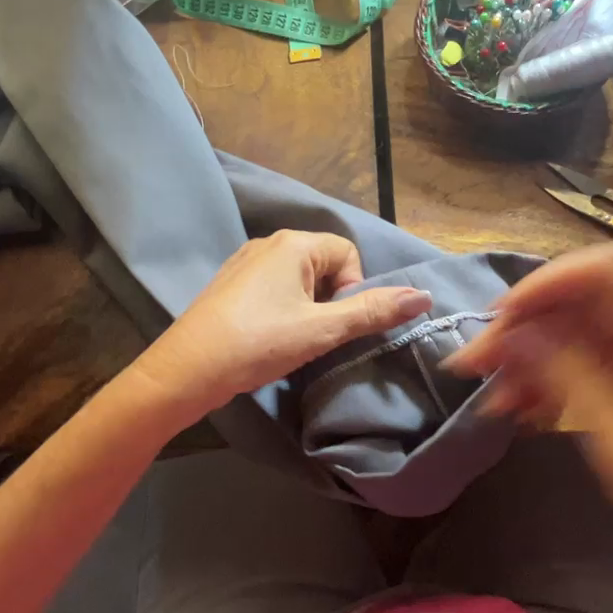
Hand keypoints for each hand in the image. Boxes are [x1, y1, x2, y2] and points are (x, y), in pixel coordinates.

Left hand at [125, 231, 433, 433]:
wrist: (187, 369)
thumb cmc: (259, 342)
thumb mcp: (322, 329)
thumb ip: (373, 311)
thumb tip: (424, 296)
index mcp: (293, 244)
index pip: (347, 253)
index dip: (353, 289)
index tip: (336, 323)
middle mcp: (268, 243)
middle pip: (323, 265)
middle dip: (330, 300)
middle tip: (316, 335)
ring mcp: (244, 263)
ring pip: (297, 280)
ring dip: (307, 309)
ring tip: (291, 341)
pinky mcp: (229, 286)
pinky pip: (272, 290)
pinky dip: (281, 312)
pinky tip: (268, 339)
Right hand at [446, 242, 612, 590]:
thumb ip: (567, 376)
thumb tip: (512, 331)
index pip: (608, 271)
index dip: (546, 284)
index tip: (498, 321)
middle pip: (588, 297)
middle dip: (528, 324)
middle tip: (475, 364)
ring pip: (582, 327)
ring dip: (533, 354)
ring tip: (493, 399)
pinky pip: (593, 357)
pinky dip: (554, 375)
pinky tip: (521, 408)